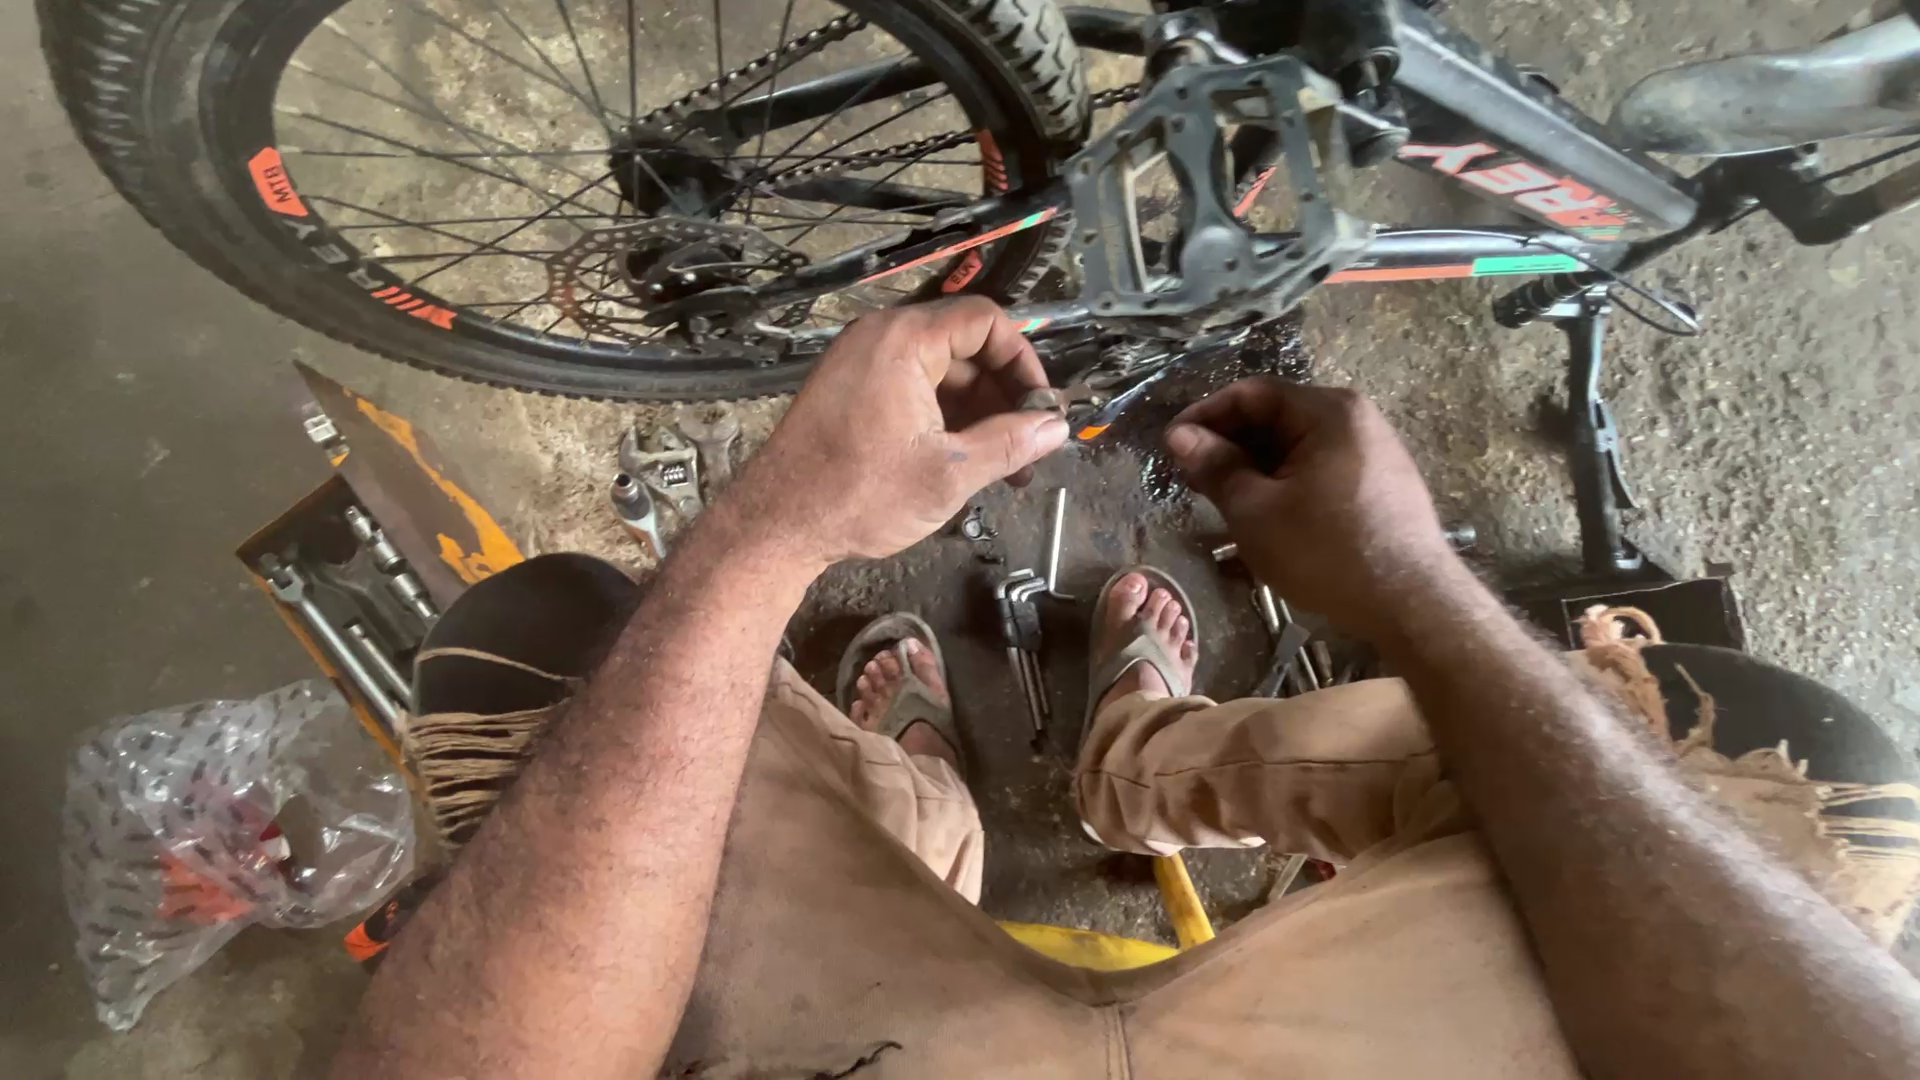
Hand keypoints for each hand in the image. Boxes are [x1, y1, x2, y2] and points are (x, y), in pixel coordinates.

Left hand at [731, 297, 1069, 563]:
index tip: (1041, 406)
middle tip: (1027, 448)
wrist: (777, 526)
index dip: (1024, 362)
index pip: (986, 322)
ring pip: (940, 377)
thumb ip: (1009, 444)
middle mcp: (879, 339)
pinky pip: (912, 392)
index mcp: (903, 340)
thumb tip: (1057, 428)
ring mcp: (860, 366)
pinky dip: (943, 420)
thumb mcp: (949, 474)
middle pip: (964, 350)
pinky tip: (961, 463)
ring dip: (976, 416)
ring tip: (1001, 468)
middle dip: (1003, 398)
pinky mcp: (850, 394)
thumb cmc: (859, 496)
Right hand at [1164, 378, 1456, 639]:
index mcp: (1329, 411)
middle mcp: (1355, 420)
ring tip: (1217, 497)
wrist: (1409, 604)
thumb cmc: (1324, 551)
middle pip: (1274, 416)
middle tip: (1189, 476)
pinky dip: (1279, 480)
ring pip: (1293, 445)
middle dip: (1226, 442)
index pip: (1252, 394)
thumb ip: (1215, 466)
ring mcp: (1370, 451)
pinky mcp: (1375, 483)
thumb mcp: (1255, 510)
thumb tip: (1179, 436)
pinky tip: (1258, 509)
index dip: (1204, 415)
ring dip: (1250, 465)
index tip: (1171, 445)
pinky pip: (1314, 467)